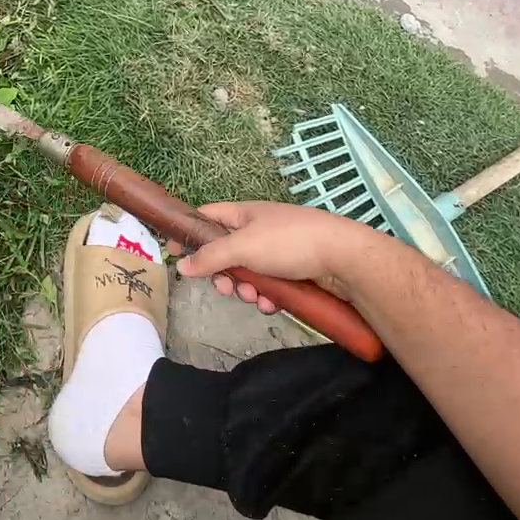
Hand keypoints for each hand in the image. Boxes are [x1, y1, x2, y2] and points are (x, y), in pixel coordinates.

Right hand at [166, 201, 403, 311]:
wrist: (345, 258)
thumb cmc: (288, 242)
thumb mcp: (242, 247)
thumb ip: (209, 257)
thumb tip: (179, 265)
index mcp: (243, 214)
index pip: (206, 218)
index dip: (188, 234)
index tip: (174, 253)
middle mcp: (258, 229)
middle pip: (226, 251)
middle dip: (222, 273)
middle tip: (223, 288)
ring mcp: (278, 251)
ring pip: (248, 272)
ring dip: (246, 288)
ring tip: (256, 299)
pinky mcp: (295, 271)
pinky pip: (270, 285)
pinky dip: (268, 296)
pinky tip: (274, 305)